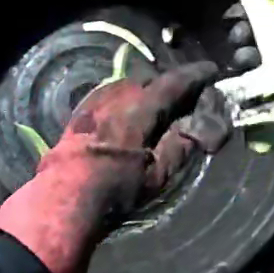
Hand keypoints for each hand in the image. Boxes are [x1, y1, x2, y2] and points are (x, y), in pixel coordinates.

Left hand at [0, 62, 223, 272]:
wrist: (62, 200)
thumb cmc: (115, 191)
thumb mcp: (157, 175)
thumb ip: (181, 144)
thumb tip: (201, 125)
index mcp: (139, 109)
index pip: (173, 83)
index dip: (195, 76)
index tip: (211, 72)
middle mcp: (116, 97)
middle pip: (149, 79)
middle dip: (169, 83)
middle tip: (185, 96)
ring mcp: (94, 102)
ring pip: (127, 85)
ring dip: (146, 90)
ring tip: (157, 105)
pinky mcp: (79, 113)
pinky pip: (109, 95)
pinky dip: (126, 98)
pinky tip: (127, 114)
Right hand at [227, 0, 273, 208]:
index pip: (270, 19)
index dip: (254, 11)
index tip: (242, 10)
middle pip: (251, 38)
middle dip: (242, 31)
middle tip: (241, 35)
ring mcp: (267, 86)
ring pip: (242, 61)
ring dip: (241, 54)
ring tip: (246, 59)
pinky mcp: (257, 109)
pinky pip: (238, 89)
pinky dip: (236, 80)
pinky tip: (239, 76)